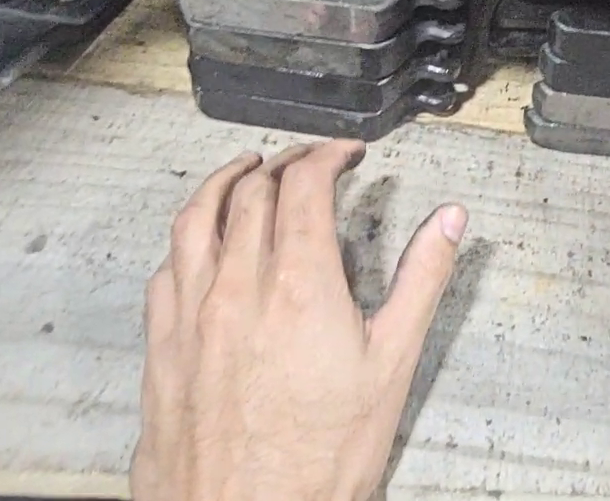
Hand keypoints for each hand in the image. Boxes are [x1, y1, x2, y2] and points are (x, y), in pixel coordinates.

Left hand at [131, 141, 467, 500]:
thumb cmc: (322, 456)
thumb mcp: (394, 363)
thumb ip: (423, 278)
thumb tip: (449, 220)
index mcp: (298, 285)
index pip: (302, 186)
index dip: (327, 155)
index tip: (347, 152)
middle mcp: (236, 290)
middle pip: (249, 194)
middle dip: (284, 162)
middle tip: (310, 159)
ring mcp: (189, 321)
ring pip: (193, 221)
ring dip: (223, 184)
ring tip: (245, 170)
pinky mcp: (161, 354)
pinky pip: (165, 272)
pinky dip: (187, 238)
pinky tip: (201, 245)